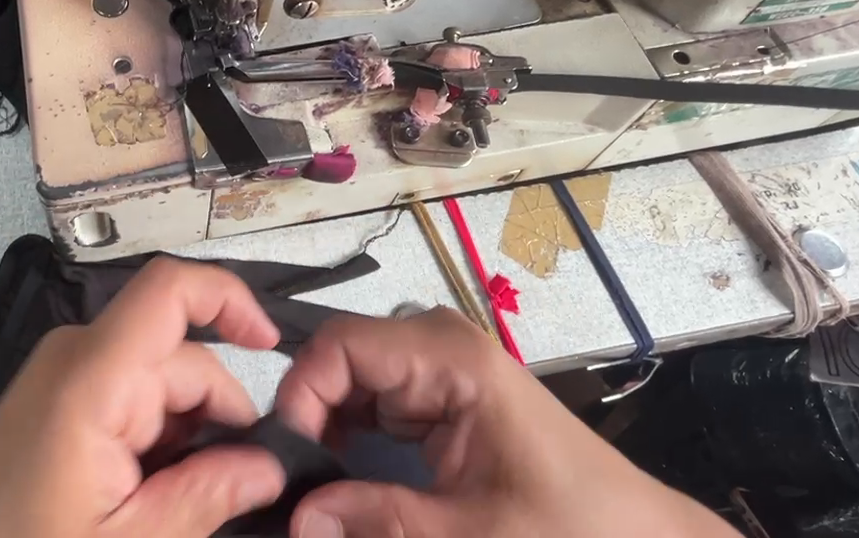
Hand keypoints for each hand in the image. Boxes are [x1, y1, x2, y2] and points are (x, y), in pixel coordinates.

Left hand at [0, 258, 288, 537]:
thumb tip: (267, 465)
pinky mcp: (56, 398)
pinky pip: (126, 398)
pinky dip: (155, 439)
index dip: (229, 298)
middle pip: (177, 354)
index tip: (273, 347)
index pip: (170, 289)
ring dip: (188, 436)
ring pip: (157, 382)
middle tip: (239, 492)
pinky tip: (152, 498)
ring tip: (187, 508)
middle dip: (218, 415)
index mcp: (94, 375)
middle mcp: (79, 355)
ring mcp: (63, 375)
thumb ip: (204, 498)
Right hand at [273, 308, 733, 537]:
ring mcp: (436, 363)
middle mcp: (435, 342)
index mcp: (449, 357)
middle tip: (290, 481)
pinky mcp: (437, 390)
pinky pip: (371, 397)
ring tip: (309, 484)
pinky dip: (348, 434)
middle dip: (309, 416)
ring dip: (325, 428)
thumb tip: (296, 518)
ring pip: (349, 378)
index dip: (303, 395)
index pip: (342, 345)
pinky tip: (340, 475)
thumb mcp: (475, 537)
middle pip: (341, 358)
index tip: (287, 464)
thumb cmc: (571, 531)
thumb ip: (381, 522)